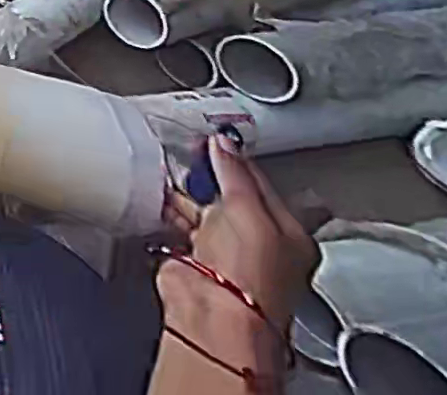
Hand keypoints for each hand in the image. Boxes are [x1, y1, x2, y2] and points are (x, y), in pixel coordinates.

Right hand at [159, 136, 315, 329]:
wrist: (212, 307)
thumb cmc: (248, 272)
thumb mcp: (248, 210)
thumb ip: (234, 173)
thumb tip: (224, 143)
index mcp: (289, 233)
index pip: (263, 183)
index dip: (241, 160)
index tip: (221, 139)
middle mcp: (258, 240)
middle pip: (232, 194)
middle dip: (210, 173)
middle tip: (193, 149)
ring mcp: (223, 246)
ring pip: (201, 205)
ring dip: (184, 189)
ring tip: (169, 169)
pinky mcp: (191, 251)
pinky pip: (177, 218)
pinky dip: (166, 205)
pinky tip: (157, 192)